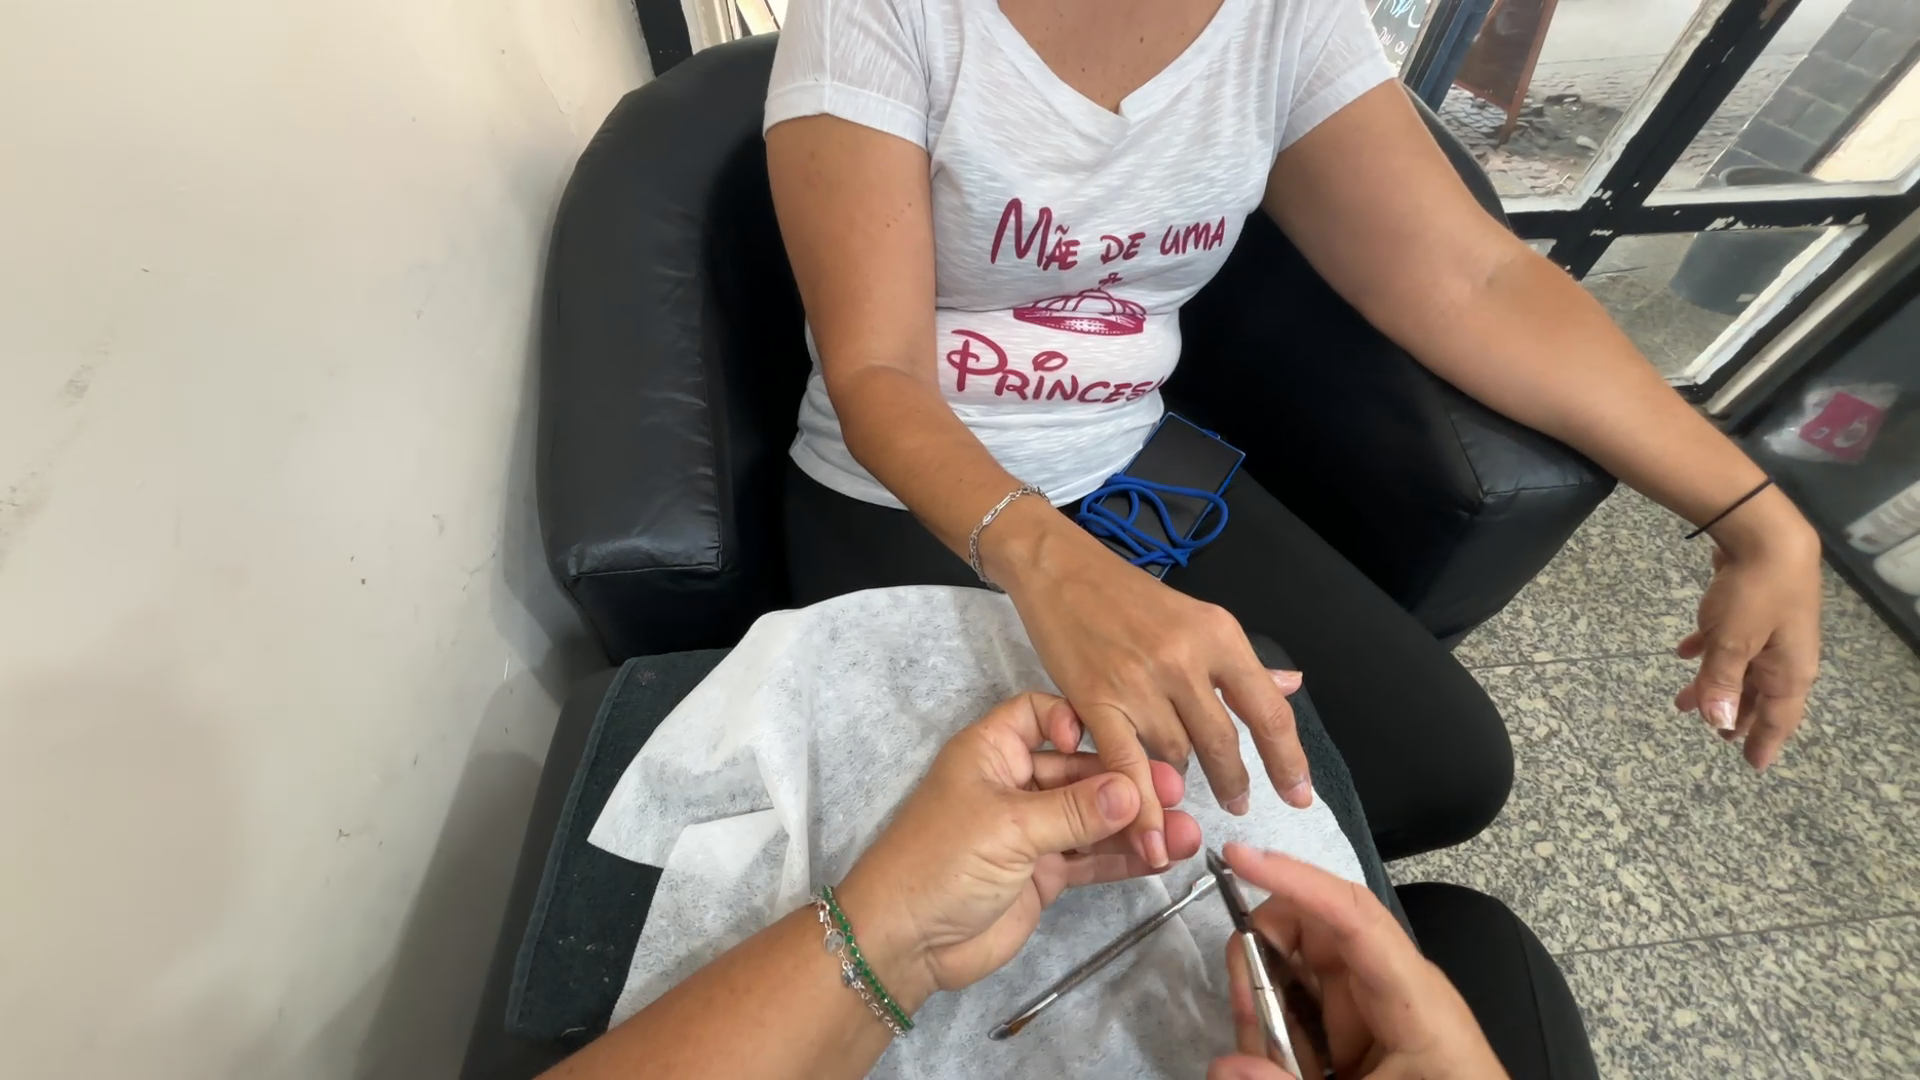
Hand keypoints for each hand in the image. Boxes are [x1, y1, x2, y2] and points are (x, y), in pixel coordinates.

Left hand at [834, 693, 1202, 1006]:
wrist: (907, 942)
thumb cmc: (944, 860)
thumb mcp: (1008, 827)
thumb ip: (1074, 811)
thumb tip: (1135, 791)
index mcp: (993, 751)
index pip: (1037, 714)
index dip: (1072, 720)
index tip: (1106, 739)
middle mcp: (1015, 782)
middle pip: (1076, 769)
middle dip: (1123, 781)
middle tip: (1175, 790)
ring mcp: (1031, 828)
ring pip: (1090, 816)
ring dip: (1133, 823)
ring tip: (1184, 832)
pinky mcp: (1043, 871)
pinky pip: (1089, 856)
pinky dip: (1121, 857)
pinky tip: (1161, 859)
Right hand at [986, 505, 1311, 869]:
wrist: (1059, 569)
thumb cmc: (1125, 592)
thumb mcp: (1195, 615)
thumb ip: (1240, 660)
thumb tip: (1293, 685)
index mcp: (1217, 635)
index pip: (1268, 710)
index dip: (1288, 760)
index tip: (1299, 796)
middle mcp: (1185, 660)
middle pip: (1223, 741)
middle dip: (1234, 781)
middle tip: (1238, 803)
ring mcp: (1139, 683)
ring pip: (1176, 754)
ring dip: (1180, 775)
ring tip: (1177, 781)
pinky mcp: (1096, 700)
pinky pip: (1128, 764)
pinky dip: (1142, 805)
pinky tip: (1152, 836)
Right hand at [1207, 844, 1506, 1079]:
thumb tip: (1223, 1066)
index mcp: (1417, 1002)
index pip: (1352, 914)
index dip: (1294, 879)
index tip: (1236, 856)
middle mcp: (1391, 982)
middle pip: (1308, 925)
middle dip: (1260, 952)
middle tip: (1245, 1012)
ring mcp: (1370, 1000)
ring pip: (1291, 958)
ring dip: (1262, 998)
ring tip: (1265, 1058)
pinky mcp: (1354, 1020)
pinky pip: (1295, 996)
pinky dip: (1272, 1022)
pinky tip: (1280, 1064)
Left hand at [1674, 502, 1821, 770]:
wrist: (1765, 543)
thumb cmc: (1753, 596)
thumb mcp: (1733, 643)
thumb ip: (1722, 681)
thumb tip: (1720, 722)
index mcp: (1787, 671)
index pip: (1778, 717)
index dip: (1763, 741)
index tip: (1751, 764)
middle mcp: (1782, 657)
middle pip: (1756, 697)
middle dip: (1734, 717)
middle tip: (1713, 737)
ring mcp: (1767, 635)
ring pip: (1737, 671)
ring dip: (1712, 687)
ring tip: (1683, 703)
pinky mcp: (1747, 614)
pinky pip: (1723, 643)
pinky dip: (1704, 652)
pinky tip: (1682, 655)